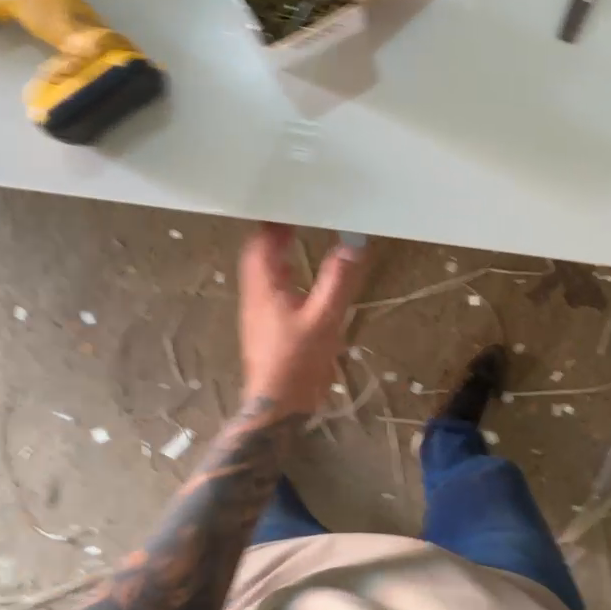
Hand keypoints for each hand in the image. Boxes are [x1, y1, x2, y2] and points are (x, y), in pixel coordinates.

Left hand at [237, 224, 368, 414]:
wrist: (278, 407)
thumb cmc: (296, 362)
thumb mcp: (323, 319)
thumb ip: (338, 281)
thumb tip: (354, 244)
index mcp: (263, 288)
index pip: (259, 243)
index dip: (272, 221)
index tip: (290, 202)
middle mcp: (256, 295)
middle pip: (259, 254)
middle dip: (276, 233)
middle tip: (299, 214)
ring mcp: (260, 312)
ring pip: (265, 272)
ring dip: (279, 252)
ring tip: (301, 234)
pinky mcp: (268, 326)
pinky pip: (273, 288)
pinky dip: (286, 273)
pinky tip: (303, 275)